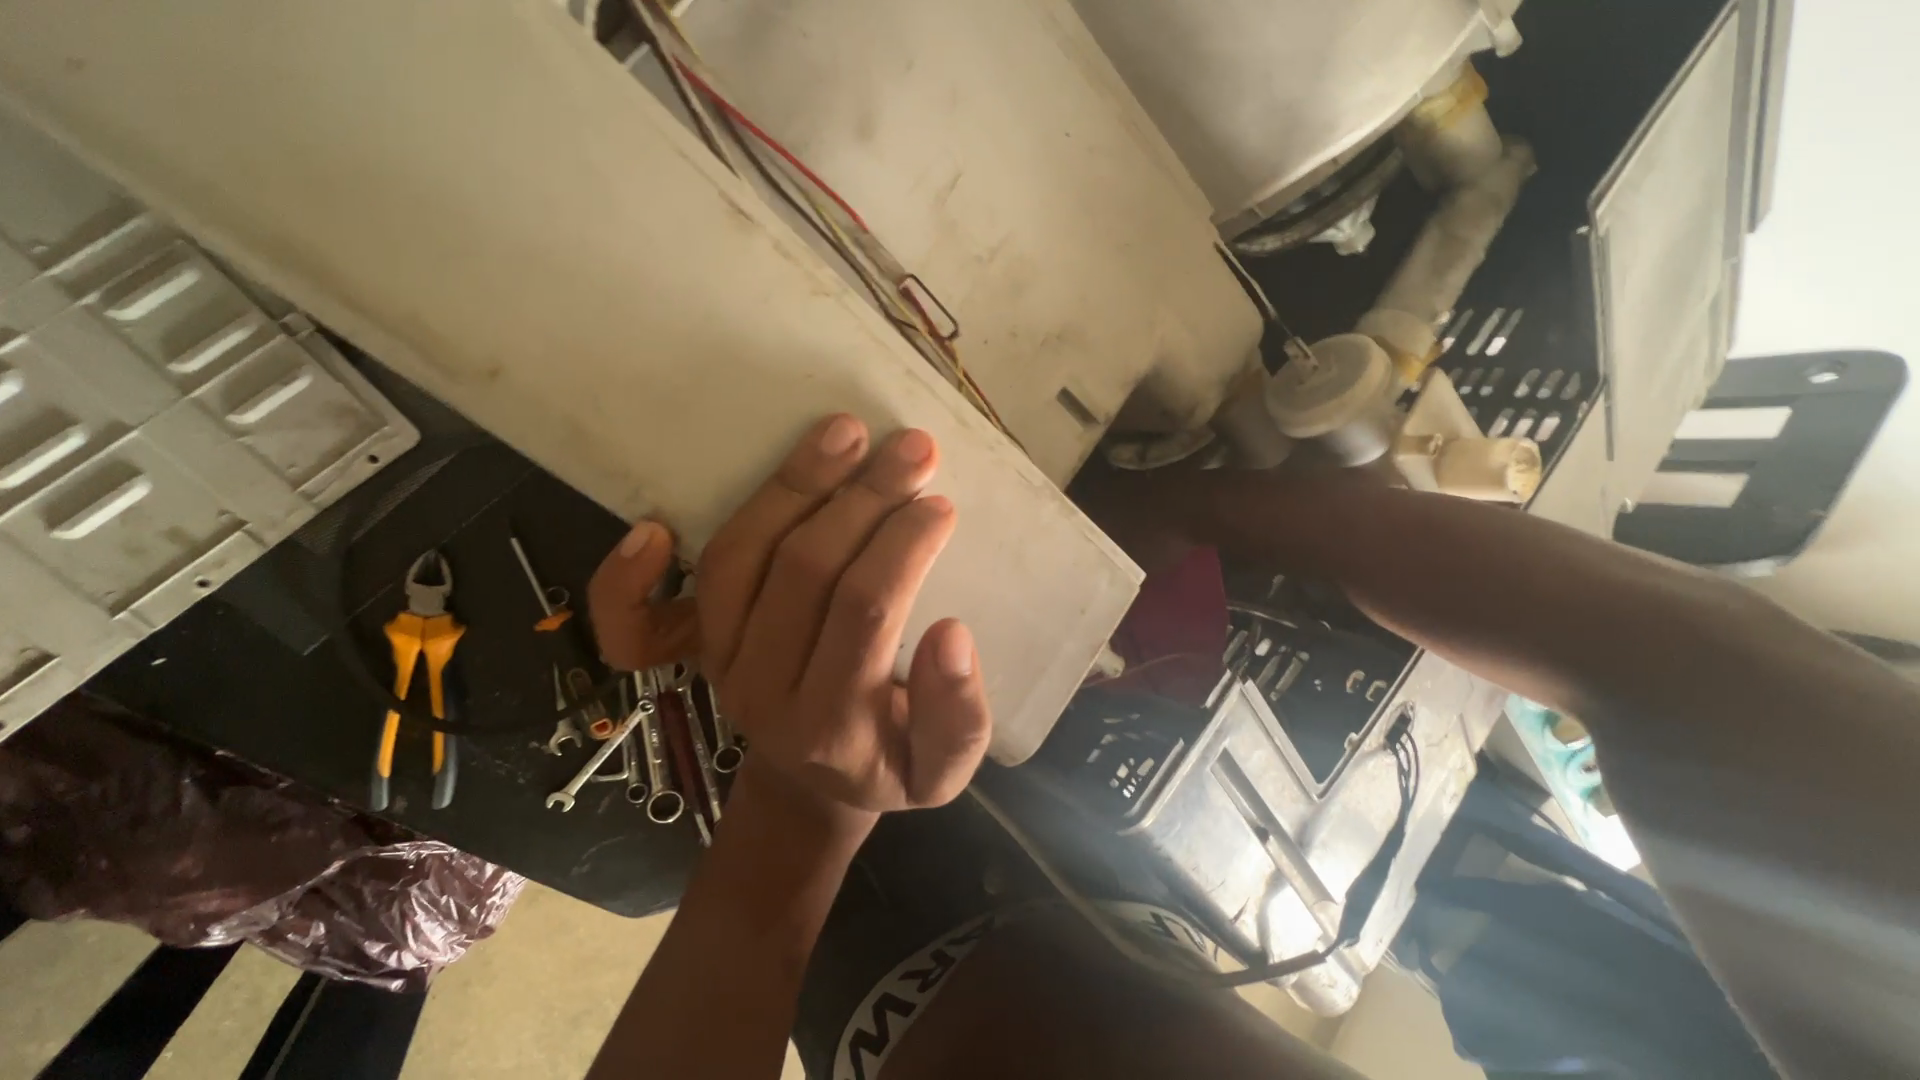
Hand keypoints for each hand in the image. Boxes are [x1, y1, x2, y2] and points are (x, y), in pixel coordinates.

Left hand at [588, 414, 990, 814]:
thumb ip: (957, 717)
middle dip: (862, 499)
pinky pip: (644, 616)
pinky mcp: (693, 648)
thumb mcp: (943, 770)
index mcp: (830, 726)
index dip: (900, 548)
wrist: (812, 787)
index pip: (863, 613)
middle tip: (912, 448)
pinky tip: (657, 526)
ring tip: (842, 433)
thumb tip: (952, 636)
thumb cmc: (888, 765)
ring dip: (791, 487)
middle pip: (803, 572)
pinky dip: (633, 573)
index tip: (940, 503)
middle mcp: (762, 691)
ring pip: (738, 561)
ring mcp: (719, 664)